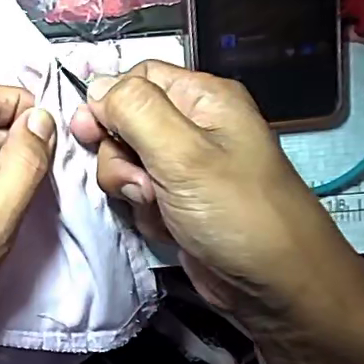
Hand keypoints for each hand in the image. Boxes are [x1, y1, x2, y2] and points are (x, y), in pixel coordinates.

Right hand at [69, 61, 363, 340]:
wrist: (275, 286)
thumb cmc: (237, 213)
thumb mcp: (183, 154)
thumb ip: (135, 111)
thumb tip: (97, 84)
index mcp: (204, 98)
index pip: (138, 78)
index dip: (109, 102)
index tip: (88, 132)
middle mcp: (195, 126)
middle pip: (126, 122)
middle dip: (120, 155)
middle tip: (139, 182)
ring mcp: (187, 168)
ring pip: (128, 162)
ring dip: (130, 187)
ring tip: (157, 206)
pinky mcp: (180, 202)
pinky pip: (140, 195)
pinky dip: (144, 212)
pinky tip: (167, 226)